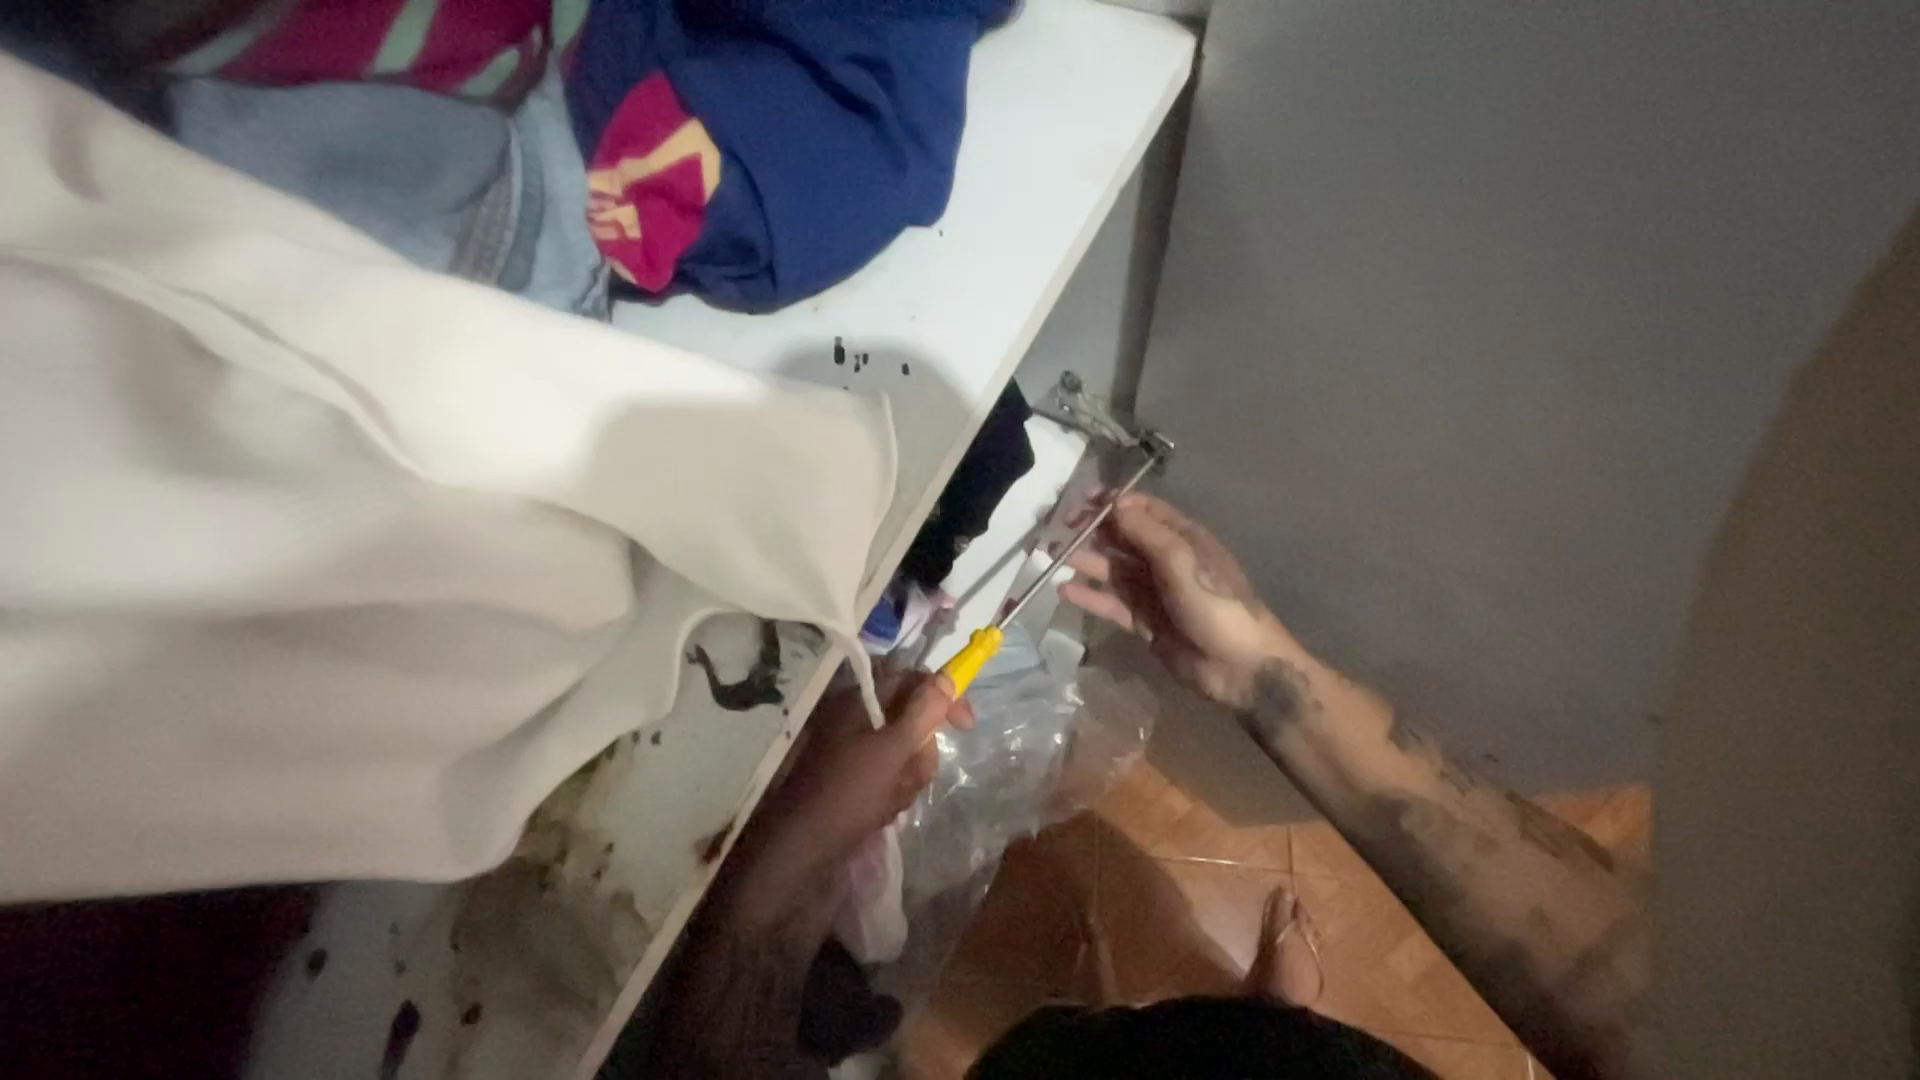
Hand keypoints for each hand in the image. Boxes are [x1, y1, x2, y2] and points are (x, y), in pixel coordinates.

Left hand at [722, 670, 972, 933]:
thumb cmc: (848, 793)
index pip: (914, 680)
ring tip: (892, 798)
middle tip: (911, 774)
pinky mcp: (857, 776)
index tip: (966, 725)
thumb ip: (923, 711)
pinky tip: (882, 811)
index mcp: (862, 700)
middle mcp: (859, 717)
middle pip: (915, 720)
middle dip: (921, 751)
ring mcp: (856, 747)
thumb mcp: (892, 750)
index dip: (944, 696)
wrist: (803, 848)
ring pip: (907, 752)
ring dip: (909, 776)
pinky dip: (895, 792)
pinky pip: (893, 775)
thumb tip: (947, 676)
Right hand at [1059, 492, 1296, 708]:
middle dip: (1091, 531)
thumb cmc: (1215, 605)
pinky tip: (1064, 591)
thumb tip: (1114, 503)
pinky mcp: (1144, 621)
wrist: (1238, 667)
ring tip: (1052, 556)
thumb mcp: (1182, 562)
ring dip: (1085, 561)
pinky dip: (1089, 596)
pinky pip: (1111, 603)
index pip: (1142, 509)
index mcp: (1182, 538)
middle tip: (1057, 529)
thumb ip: (1147, 532)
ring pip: (1112, 569)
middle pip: (1122, 538)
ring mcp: (1153, 591)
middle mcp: (1165, 560)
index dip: (1112, 503)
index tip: (1080, 501)